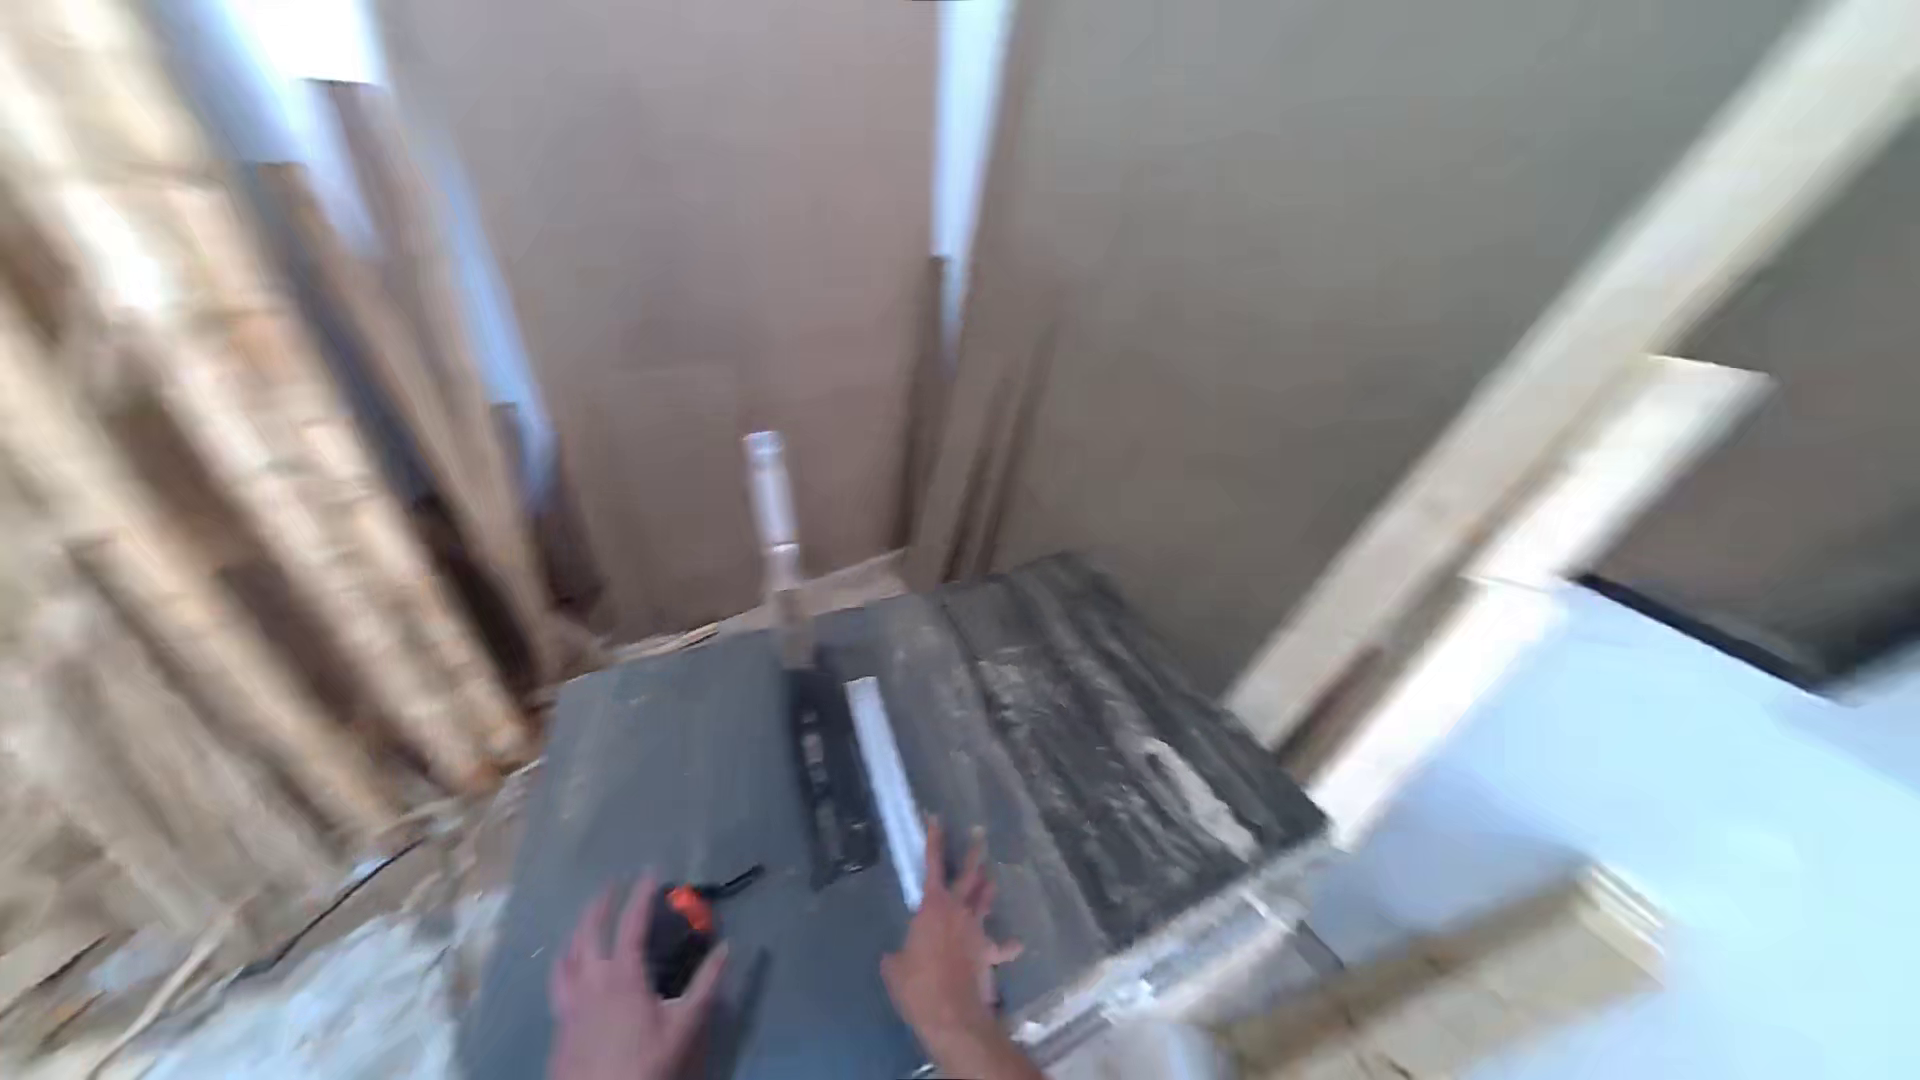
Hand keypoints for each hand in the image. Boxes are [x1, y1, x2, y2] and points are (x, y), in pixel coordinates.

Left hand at [548, 875, 726, 1079]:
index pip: (631, 924)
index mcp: (622, 977)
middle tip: (612, 886)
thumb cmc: (644, 1068)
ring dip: (577, 932)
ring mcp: (570, 1006)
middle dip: (600, 905)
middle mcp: (591, 983)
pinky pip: (558, 983)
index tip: (650, 872)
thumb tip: (726, 948)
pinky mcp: (559, 1028)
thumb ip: (706, 984)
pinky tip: (572, 970)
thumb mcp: (684, 1027)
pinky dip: (565, 963)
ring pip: (566, 957)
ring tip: (586, 922)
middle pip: (589, 933)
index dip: (640, 895)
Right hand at [881, 818, 1024, 1055]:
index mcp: (933, 905)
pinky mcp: (988, 953)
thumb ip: (896, 956)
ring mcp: (976, 930)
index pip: (931, 863)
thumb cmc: (918, 984)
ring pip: (985, 900)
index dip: (933, 839)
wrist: (951, 1013)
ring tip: (991, 877)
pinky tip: (1017, 944)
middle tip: (980, 833)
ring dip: (987, 888)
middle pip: (969, 874)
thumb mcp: (895, 968)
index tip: (935, 817)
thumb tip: (895, 957)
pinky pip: (1001, 947)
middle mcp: (958, 909)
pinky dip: (1008, 945)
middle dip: (974, 853)